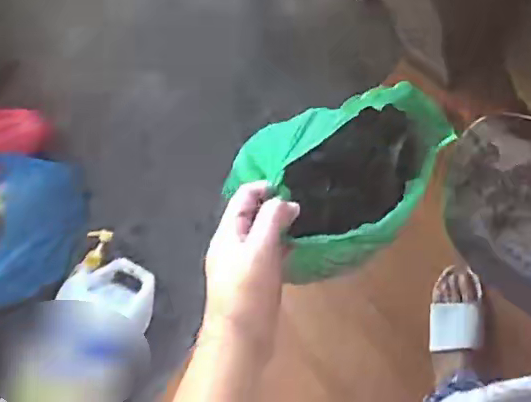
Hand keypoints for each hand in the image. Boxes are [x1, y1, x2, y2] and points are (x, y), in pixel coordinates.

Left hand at [203, 182, 299, 347]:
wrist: (240, 343)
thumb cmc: (247, 290)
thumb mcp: (260, 247)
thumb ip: (272, 217)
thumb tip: (287, 201)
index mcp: (227, 233)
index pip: (244, 195)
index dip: (266, 186)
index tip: (290, 188)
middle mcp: (233, 244)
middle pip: (253, 212)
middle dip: (275, 204)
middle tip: (300, 204)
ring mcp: (243, 263)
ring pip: (263, 232)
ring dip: (280, 224)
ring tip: (303, 221)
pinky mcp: (256, 279)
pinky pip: (270, 251)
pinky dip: (283, 244)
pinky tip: (297, 246)